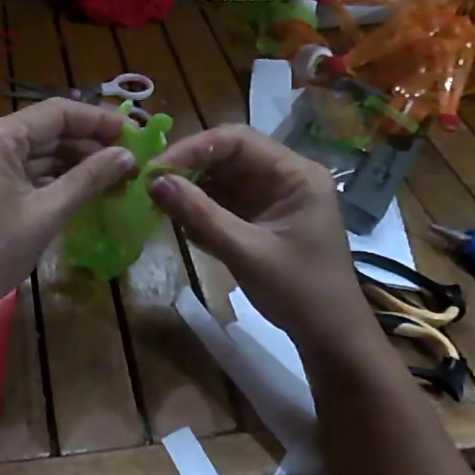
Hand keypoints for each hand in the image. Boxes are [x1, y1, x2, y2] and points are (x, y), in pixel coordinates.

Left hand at [0, 101, 135, 325]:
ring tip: (116, 180)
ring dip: (73, 165)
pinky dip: (51, 181)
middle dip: (90, 145)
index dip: (100, 121)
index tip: (137, 136)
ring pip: (35, 154)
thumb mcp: (45, 215)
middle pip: (46, 131)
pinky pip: (21, 173)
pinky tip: (83, 192)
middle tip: (132, 163)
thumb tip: (128, 156)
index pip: (57, 113)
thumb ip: (88, 180)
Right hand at [147, 124, 363, 343]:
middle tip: (147, 183)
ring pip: (218, 178)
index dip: (193, 148)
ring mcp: (268, 198)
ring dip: (187, 188)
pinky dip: (195, 208)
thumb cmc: (298, 290)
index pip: (237, 141)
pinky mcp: (255, 218)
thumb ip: (200, 215)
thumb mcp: (245, 251)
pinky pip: (219, 201)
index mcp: (295, 174)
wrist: (327, 333)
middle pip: (225, 155)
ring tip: (153, 201)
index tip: (155, 168)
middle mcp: (282, 177)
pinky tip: (173, 219)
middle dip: (186, 167)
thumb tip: (154, 182)